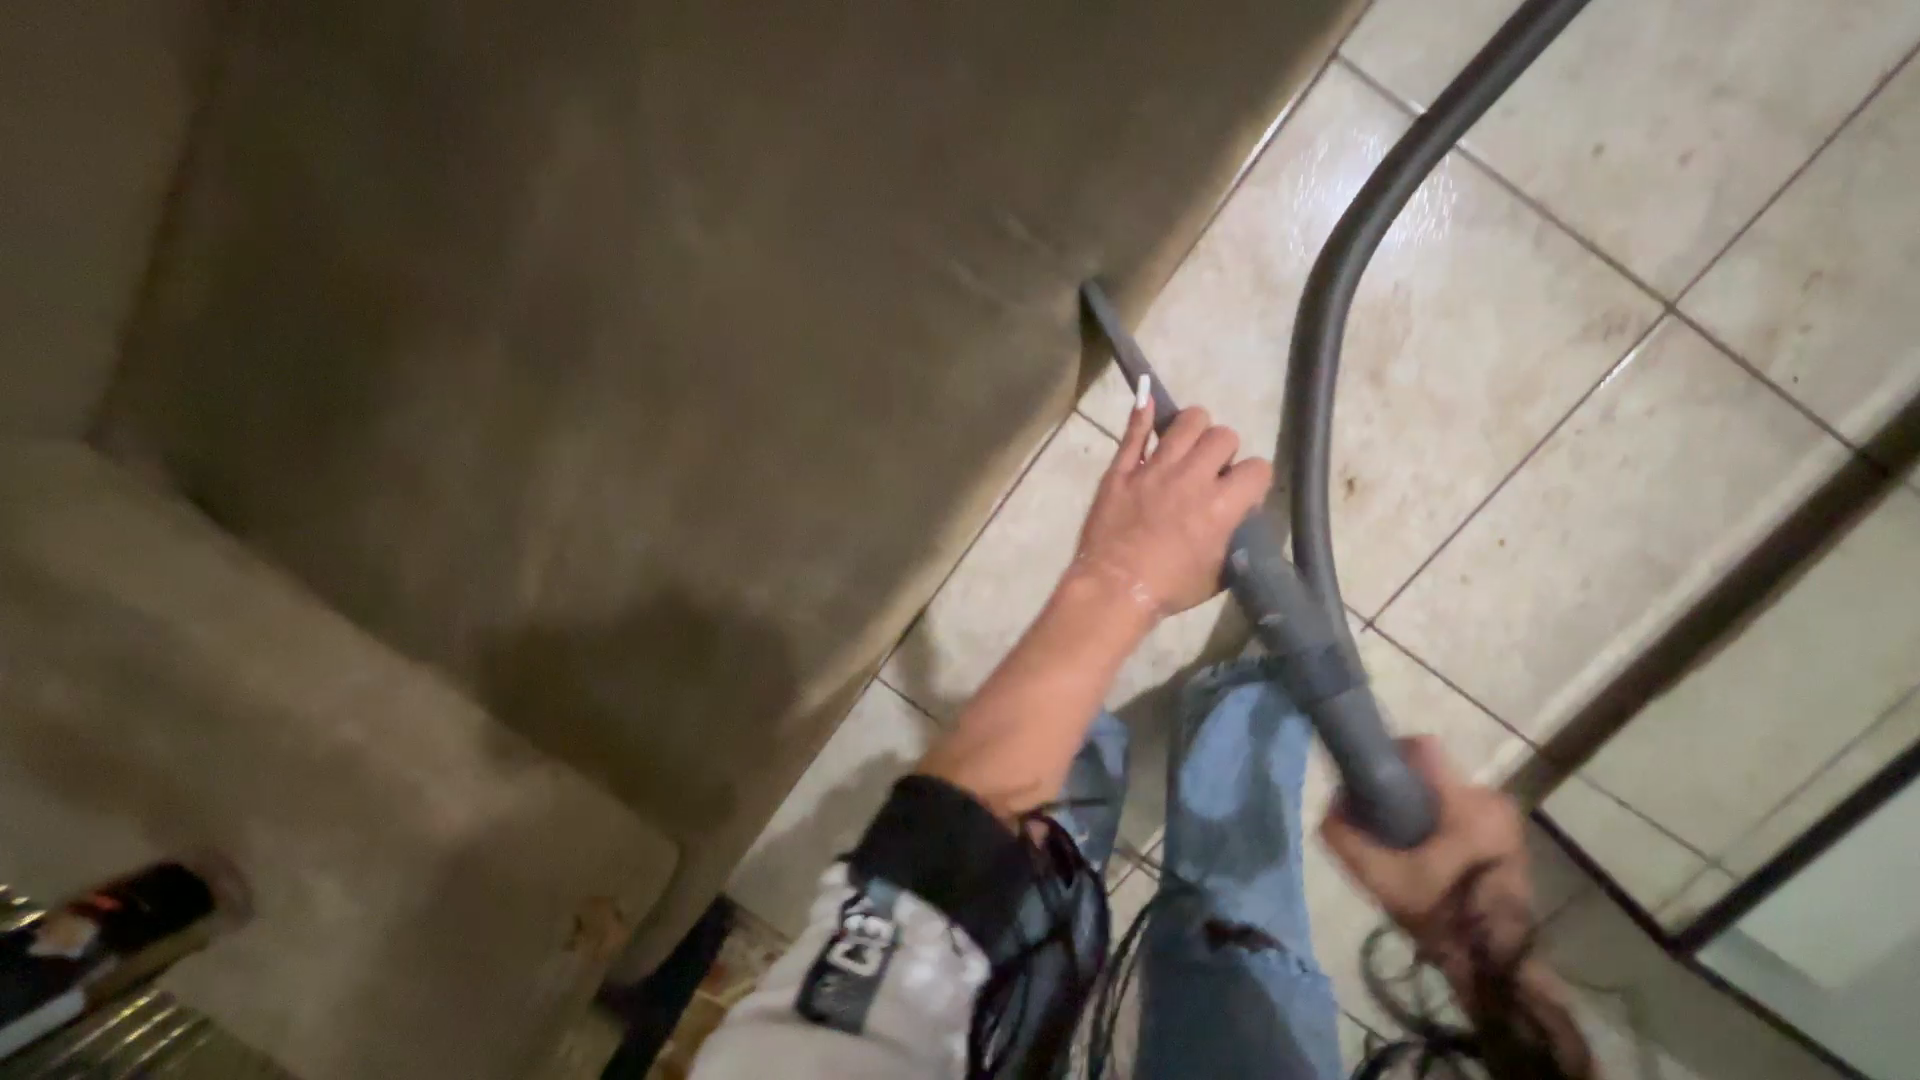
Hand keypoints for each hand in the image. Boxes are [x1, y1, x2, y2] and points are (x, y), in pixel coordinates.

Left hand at [1070, 392, 1272, 616]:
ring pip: (1186, 422)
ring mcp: (1154, 469)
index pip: (1258, 468)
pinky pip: (1133, 432)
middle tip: (1211, 469)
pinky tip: (1147, 403)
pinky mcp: (1121, 470)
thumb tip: (1237, 520)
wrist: (1114, 588)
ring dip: (1193, 428)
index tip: (1242, 492)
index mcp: (1222, 504)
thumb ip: (1234, 539)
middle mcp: (1192, 476)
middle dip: (1224, 451)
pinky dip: (1142, 415)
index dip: (1254, 479)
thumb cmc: (1169, 588)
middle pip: (1223, 435)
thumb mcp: (1218, 573)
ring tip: (1188, 444)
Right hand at [1320, 737, 1532, 955]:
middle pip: (1430, 772)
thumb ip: (1343, 838)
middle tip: (1381, 820)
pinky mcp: (1511, 836)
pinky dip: (1441, 821)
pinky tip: (1428, 853)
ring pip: (1445, 790)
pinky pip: (1463, 809)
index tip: (1367, 780)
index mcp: (1467, 803)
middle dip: (1402, 789)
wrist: (1494, 965)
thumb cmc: (1440, 914)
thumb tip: (1327, 806)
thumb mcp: (1379, 877)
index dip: (1388, 754)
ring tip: (1403, 841)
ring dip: (1422, 807)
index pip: (1421, 747)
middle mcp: (1492, 800)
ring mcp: (1507, 819)